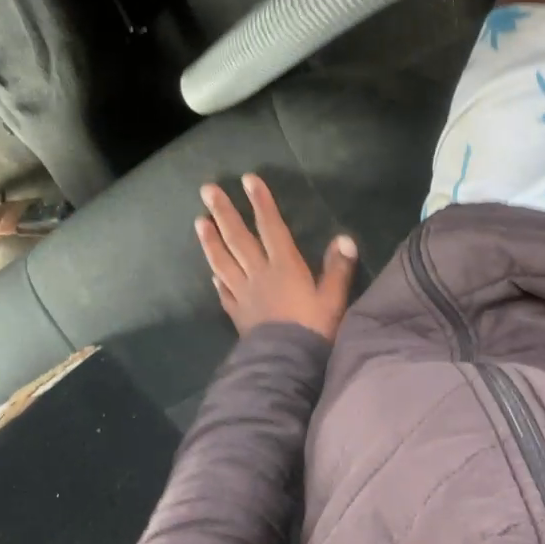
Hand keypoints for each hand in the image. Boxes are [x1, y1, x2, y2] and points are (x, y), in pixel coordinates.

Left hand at [195, 175, 357, 340]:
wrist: (286, 363)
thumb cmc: (313, 329)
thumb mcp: (333, 299)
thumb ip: (338, 269)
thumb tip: (345, 238)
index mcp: (284, 266)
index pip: (271, 228)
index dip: (261, 203)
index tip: (248, 180)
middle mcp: (259, 274)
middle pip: (238, 239)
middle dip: (224, 213)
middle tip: (207, 190)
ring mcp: (244, 294)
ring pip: (224, 261)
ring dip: (211, 241)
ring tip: (199, 222)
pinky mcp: (238, 314)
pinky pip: (225, 292)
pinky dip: (218, 279)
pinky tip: (213, 273)